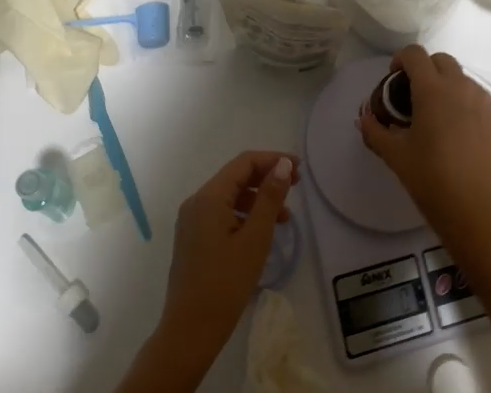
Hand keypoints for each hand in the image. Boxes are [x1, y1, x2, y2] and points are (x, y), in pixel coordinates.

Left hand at [161, 150, 296, 349]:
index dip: (273, 160)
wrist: (191, 330)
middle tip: (296, 187)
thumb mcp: (255, 238)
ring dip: (258, 199)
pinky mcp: (193, 239)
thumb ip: (270, 198)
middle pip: (235, 177)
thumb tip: (283, 165)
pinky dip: (244, 215)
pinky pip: (221, 214)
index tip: (299, 169)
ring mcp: (191, 221)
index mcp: (208, 197)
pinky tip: (261, 232)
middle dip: (266, 178)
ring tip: (284, 218)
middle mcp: (196, 202)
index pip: (244, 163)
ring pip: (229, 197)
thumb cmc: (226, 283)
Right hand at [360, 46, 490, 241]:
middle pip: (441, 60)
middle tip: (411, 95)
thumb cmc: (432, 180)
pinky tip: (456, 131)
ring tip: (434, 115)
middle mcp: (461, 87)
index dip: (401, 59)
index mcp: (433, 90)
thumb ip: (376, 131)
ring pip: (461, 78)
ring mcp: (483, 102)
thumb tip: (365, 118)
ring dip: (445, 84)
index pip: (415, 54)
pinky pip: (477, 98)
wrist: (479, 211)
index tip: (393, 78)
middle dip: (424, 69)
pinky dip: (463, 102)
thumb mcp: (396, 156)